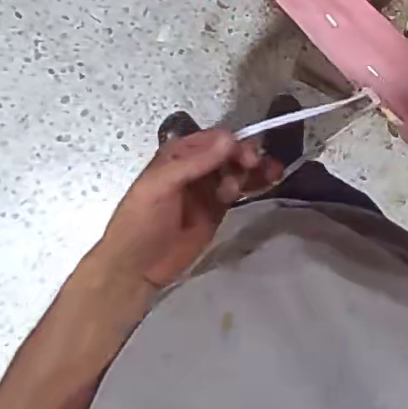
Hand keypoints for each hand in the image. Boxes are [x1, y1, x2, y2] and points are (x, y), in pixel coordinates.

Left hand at [92, 131, 281, 287]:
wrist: (136, 268)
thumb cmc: (140, 221)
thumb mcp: (160, 186)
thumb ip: (194, 163)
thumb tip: (229, 140)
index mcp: (177, 155)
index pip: (211, 139)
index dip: (230, 143)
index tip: (246, 154)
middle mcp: (195, 167)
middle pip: (228, 152)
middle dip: (246, 155)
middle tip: (257, 166)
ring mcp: (208, 187)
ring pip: (238, 169)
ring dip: (256, 168)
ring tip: (271, 174)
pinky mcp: (218, 208)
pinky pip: (240, 189)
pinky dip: (255, 183)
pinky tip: (268, 181)